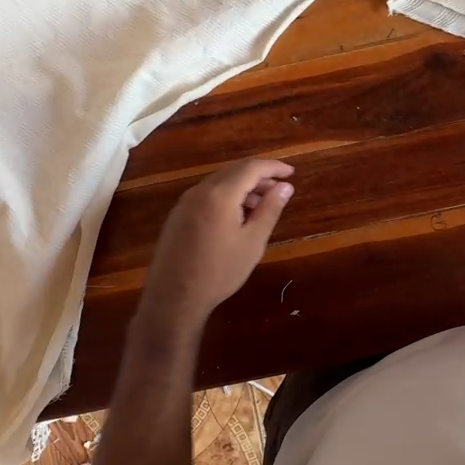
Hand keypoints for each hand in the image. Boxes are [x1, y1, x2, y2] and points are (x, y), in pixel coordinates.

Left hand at [139, 159, 294, 320]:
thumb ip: (270, 210)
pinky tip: (235, 216)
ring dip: (242, 187)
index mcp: (220, 194)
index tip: (291, 173)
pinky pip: (206, 195)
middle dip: (258, 176)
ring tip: (260, 205)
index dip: (273, 167)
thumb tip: (285, 186)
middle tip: (279, 189)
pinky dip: (225, 196)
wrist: (174, 297)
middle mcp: (200, 191)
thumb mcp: (252, 242)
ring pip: (219, 182)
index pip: (251, 167)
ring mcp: (185, 202)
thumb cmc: (220, 271)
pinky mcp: (177, 216)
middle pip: (233, 171)